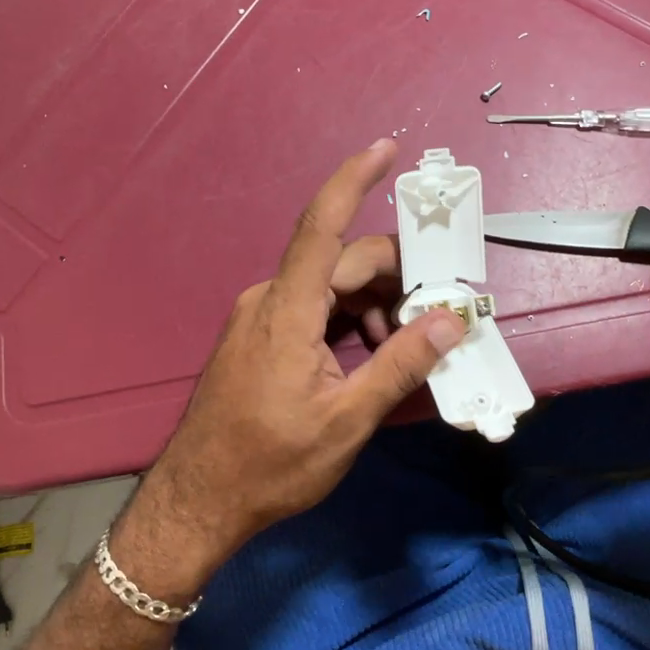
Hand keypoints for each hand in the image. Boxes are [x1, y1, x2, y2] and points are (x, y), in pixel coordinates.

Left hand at [144, 139, 466, 563]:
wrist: (199, 500)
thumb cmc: (270, 464)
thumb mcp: (346, 420)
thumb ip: (400, 365)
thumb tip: (450, 320)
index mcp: (288, 310)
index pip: (323, 226)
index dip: (353, 180)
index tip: (385, 148)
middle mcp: (270, 299)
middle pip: (342, 262)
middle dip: (394, 279)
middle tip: (435, 316)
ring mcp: (261, 316)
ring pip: (330, 287)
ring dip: (373, 306)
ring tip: (401, 350)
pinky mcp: (259, 335)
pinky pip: (313, 308)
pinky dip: (347, 320)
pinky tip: (368, 355)